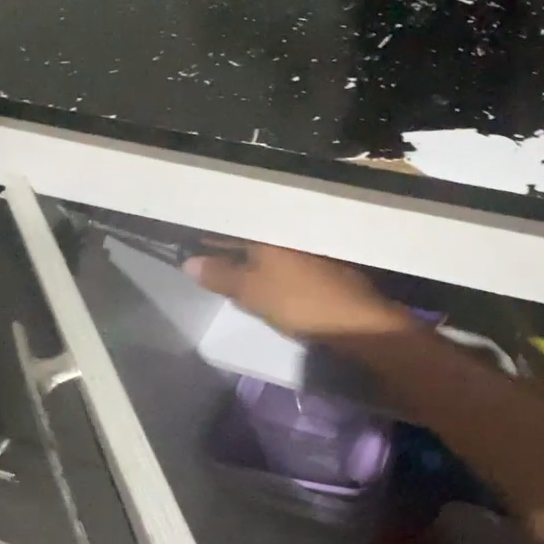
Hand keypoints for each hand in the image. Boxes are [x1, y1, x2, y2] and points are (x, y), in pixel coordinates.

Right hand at [185, 243, 415, 340]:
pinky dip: (269, 264)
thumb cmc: (298, 301)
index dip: (206, 234)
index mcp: (266, 227)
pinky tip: (262, 276)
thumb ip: (219, 274)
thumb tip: (189, 262)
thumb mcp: (250, 291)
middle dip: (226, 243)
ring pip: (267, 244)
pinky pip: (283, 256)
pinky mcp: (320, 260)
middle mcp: (287, 226)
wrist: (356, 320)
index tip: (187, 242)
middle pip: (247, 232)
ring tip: (227, 267)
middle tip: (203, 257)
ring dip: (248, 254)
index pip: (226, 223)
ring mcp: (306, 243)